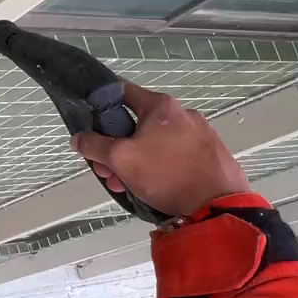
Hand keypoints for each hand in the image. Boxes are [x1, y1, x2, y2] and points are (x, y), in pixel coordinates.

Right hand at [70, 82, 250, 217]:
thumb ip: (93, 145)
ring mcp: (201, 133)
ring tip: (125, 185)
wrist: (219, 206)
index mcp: (161, 106)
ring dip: (133, 160)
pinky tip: (149, 186)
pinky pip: (173, 154)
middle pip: (135, 123)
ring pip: (153, 141)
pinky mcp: (211, 154)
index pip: (122, 91)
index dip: (100, 104)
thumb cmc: (166, 174)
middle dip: (114, 146)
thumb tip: (79, 138)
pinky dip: (157, 166)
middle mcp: (183, 113)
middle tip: (106, 170)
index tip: (88, 124)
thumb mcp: (120, 159)